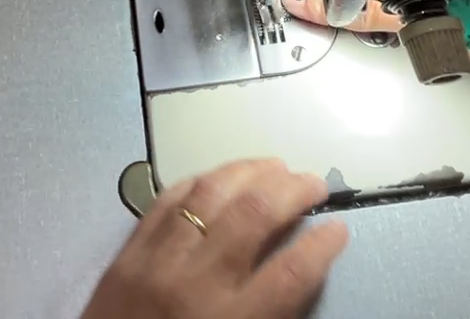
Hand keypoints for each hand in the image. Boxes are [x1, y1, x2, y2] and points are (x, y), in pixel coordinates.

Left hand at [80, 158, 349, 318]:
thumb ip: (270, 315)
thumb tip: (300, 269)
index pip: (291, 273)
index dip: (322, 246)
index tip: (339, 227)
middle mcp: (197, 283)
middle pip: (255, 216)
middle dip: (292, 191)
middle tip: (314, 182)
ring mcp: (159, 258)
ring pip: (211, 193)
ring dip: (248, 171)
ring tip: (275, 164)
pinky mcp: (130, 249)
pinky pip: (169, 198)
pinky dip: (199, 180)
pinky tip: (220, 175)